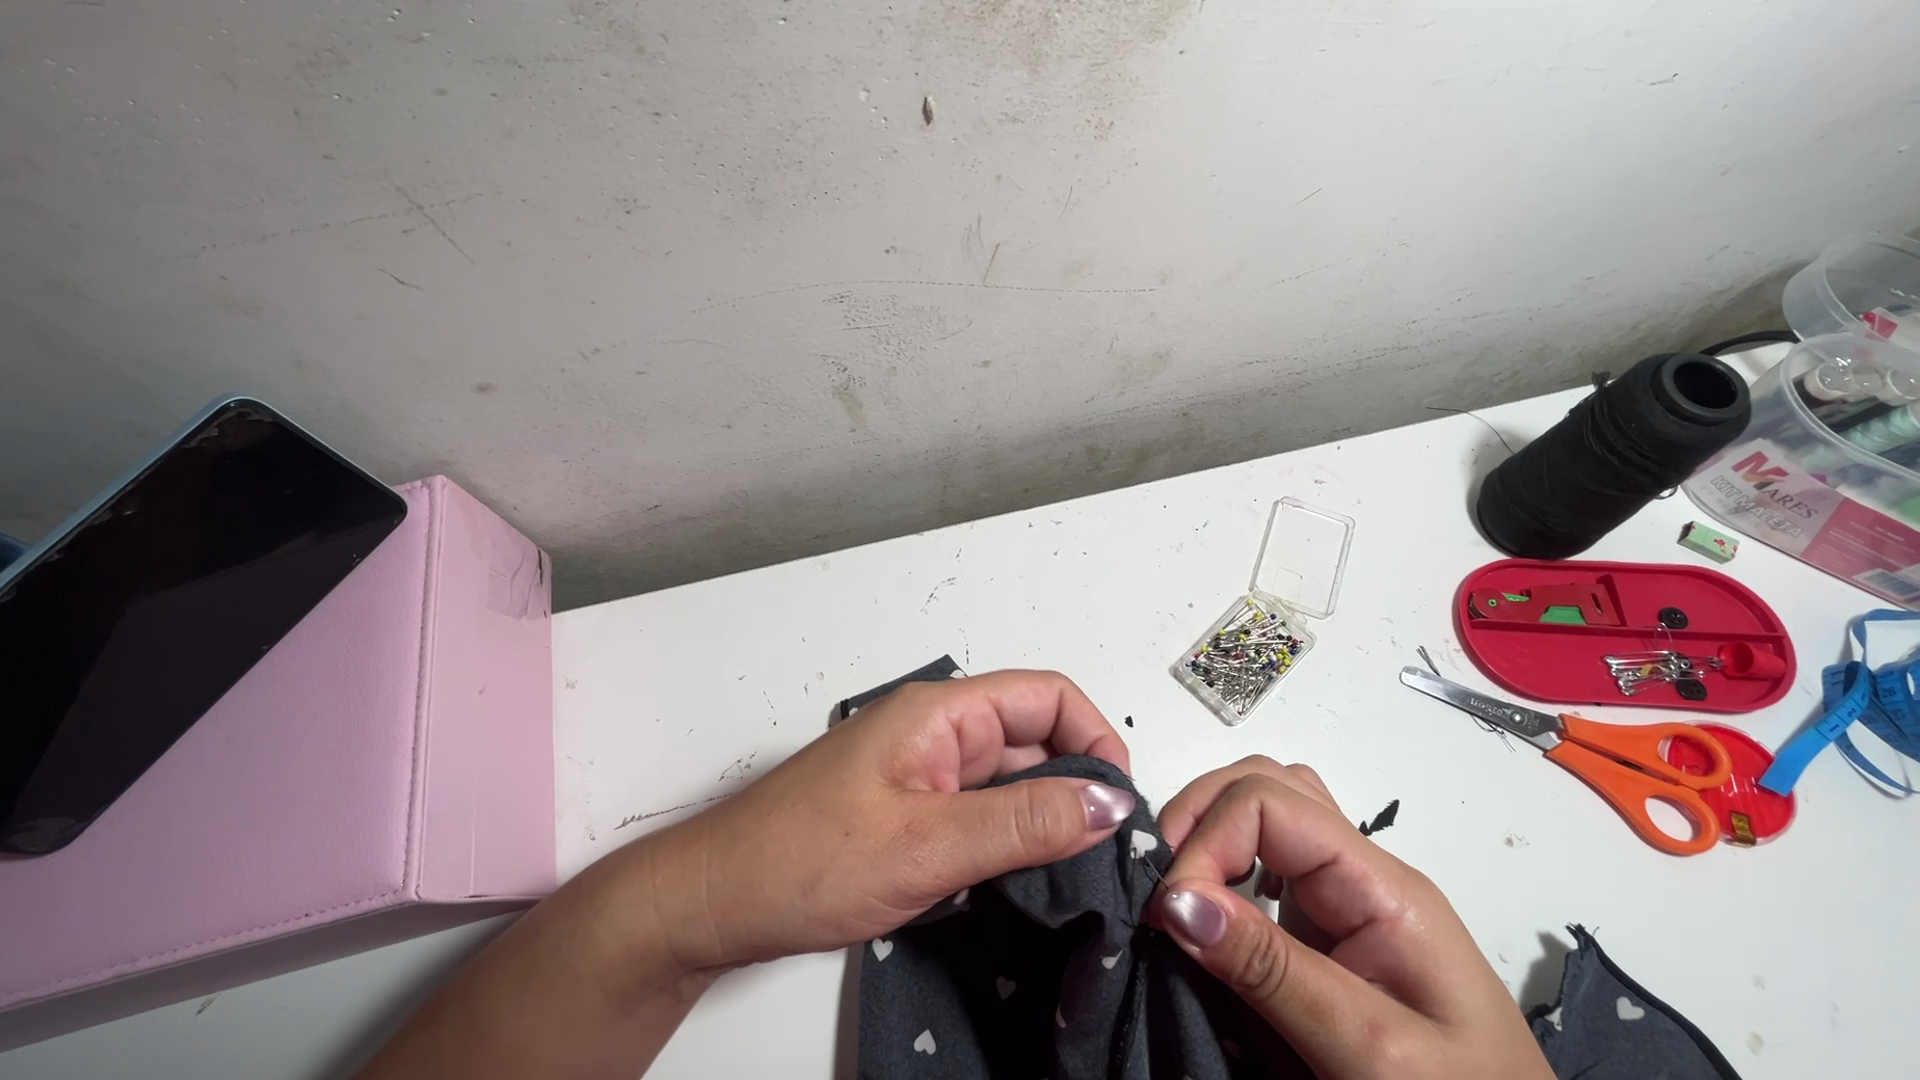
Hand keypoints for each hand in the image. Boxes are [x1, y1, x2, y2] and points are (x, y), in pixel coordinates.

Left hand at [627, 669, 1134, 976]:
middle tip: (1105, 853)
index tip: (1115, 801)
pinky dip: (1010, 843)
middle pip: (1033, 740)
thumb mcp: (926, 844)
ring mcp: (924, 775)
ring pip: (1010, 783)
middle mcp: (935, 734)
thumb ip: (1022, 822)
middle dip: (1075, 787)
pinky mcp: (913, 813)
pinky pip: (982, 816)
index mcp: (939, 713)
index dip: (1092, 738)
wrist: (716, 903)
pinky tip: (1022, 881)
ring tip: (1072, 875)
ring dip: (1044, 821)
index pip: (1044, 697)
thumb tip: (1107, 801)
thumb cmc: (798, 860)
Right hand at [1151, 757, 1551, 1079]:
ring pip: (1268, 813)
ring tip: (1179, 889)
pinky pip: (1269, 860)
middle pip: (1268, 784)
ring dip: (1211, 832)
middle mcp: (1362, 872)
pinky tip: (1211, 908)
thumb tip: (1176, 898)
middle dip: (1199, 817)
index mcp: (1381, 885)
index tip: (1169, 912)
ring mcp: (1347, 897)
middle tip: (1161, 885)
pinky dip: (1225, 863)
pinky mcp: (1329, 927)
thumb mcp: (1368, 1051)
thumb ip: (1271, 970)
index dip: (1206, 841)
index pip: (1269, 802)